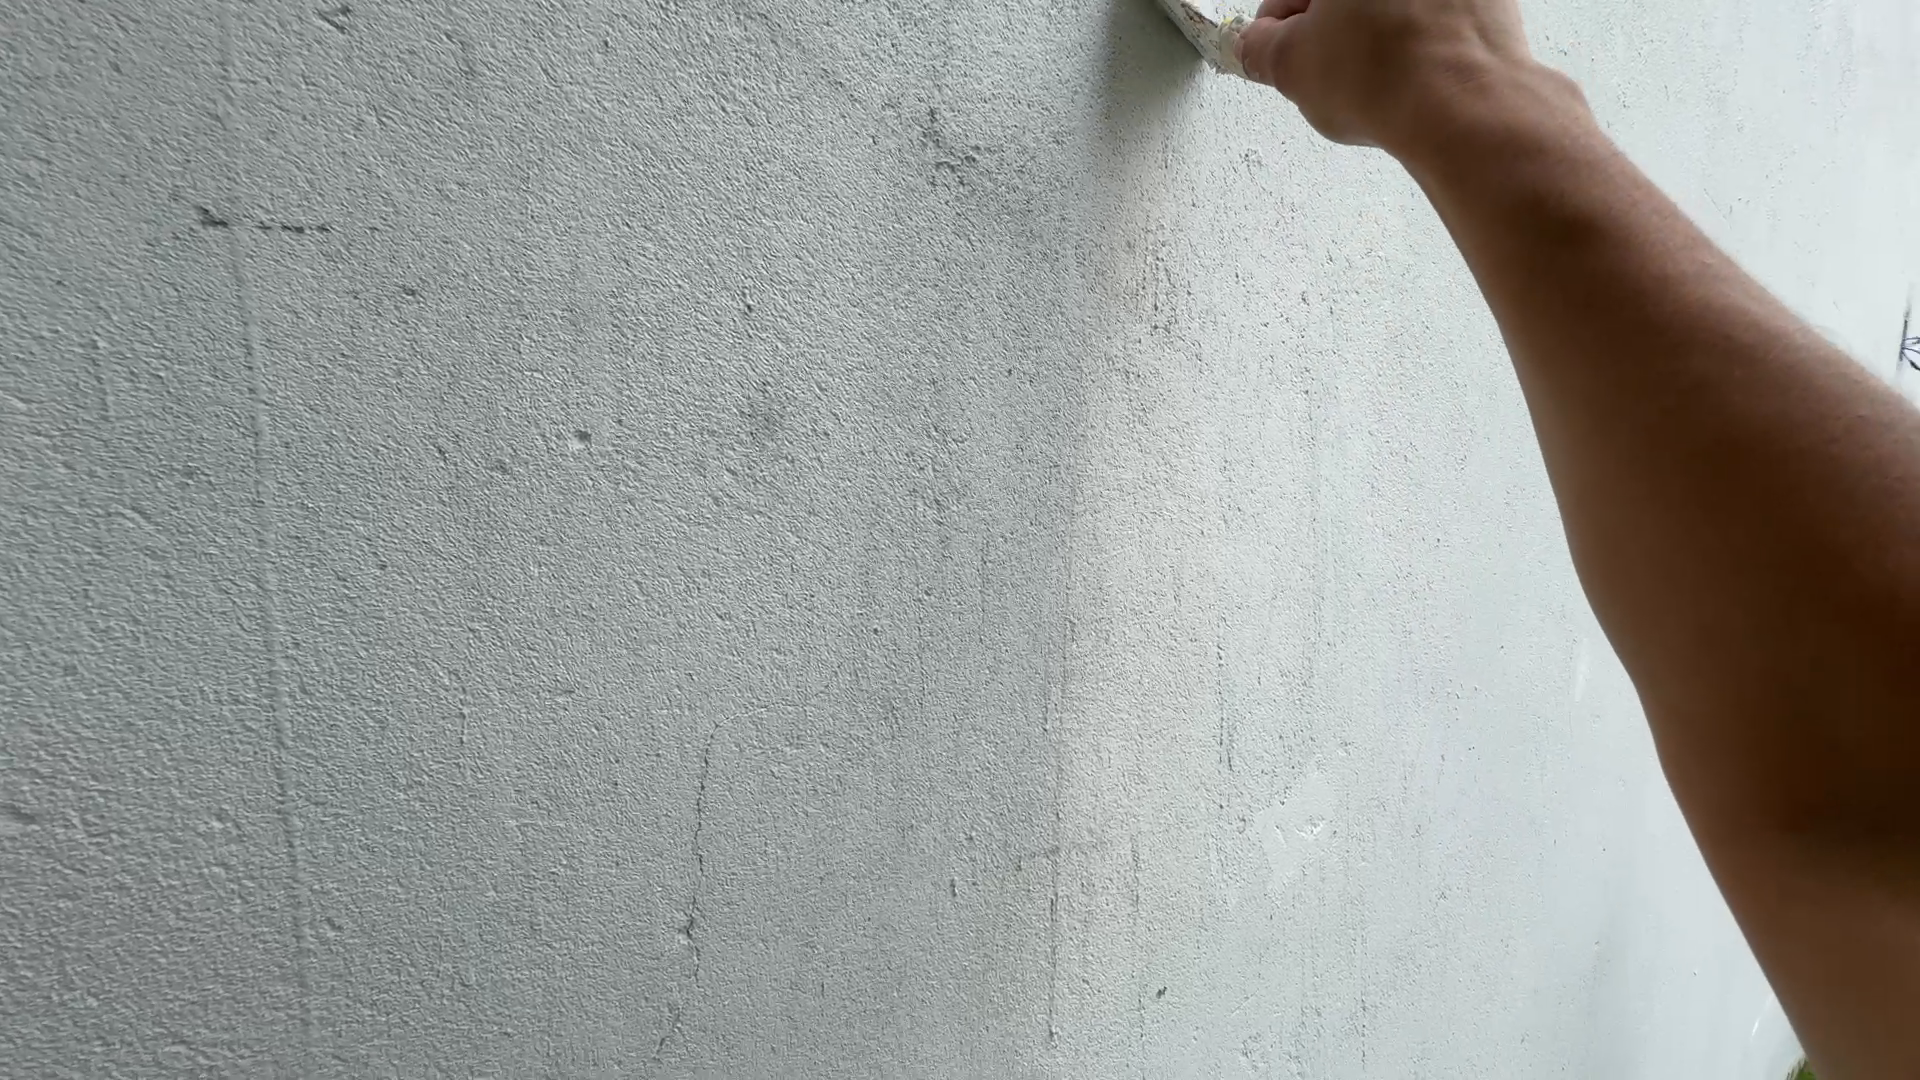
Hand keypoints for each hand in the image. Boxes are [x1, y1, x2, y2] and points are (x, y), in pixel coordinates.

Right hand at [1234, 0, 1545, 152]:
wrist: (1459, 101)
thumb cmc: (1376, 75)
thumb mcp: (1289, 66)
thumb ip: (1260, 48)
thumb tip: (1255, 44)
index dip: (1273, 30)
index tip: (1272, 59)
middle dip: (1323, 31)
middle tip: (1317, 76)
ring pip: (1384, 5)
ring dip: (1365, 34)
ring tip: (1363, 81)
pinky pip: (1426, 14)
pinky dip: (1407, 38)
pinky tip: (1402, 73)